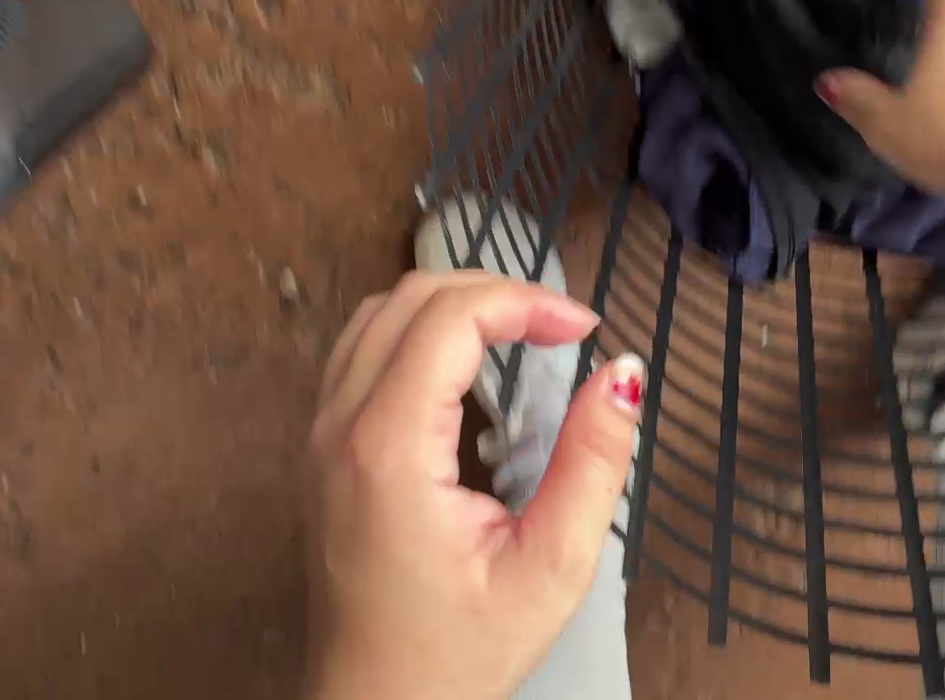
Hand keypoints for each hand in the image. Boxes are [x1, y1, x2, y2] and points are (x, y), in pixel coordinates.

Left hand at [305, 271, 644, 699]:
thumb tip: (623, 370)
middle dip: (496, 292)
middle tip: (559, 326)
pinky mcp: (322, 439)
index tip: (584, 327)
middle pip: (414, 296)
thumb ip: (593, 464)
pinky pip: (364, 342)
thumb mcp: (550, 569)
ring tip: (520, 329)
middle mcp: (340, 421)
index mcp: (389, 447)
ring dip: (456, 300)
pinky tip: (464, 356)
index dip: (525, 301)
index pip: (451, 316)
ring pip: (383, 309)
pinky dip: (421, 324)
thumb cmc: (460, 651)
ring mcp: (320, 427)